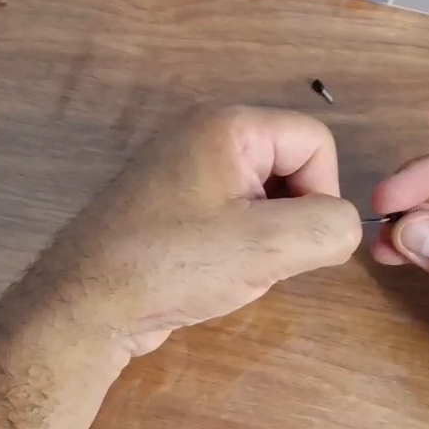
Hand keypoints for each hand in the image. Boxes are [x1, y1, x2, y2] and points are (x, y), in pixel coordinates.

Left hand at [35, 105, 361, 358]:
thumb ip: (330, 228)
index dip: (322, 194)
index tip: (297, 242)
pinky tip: (211, 271)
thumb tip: (342, 227)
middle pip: (288, 164)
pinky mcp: (168, 204)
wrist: (86, 304)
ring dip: (264, 236)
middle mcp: (201, 134)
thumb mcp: (269, 247)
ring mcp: (180, 169)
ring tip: (232, 266)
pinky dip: (236, 244)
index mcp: (226, 124)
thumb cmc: (175, 265)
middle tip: (262, 256)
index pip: (315, 142)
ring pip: (261, 194)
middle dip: (290, 216)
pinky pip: (228, 213)